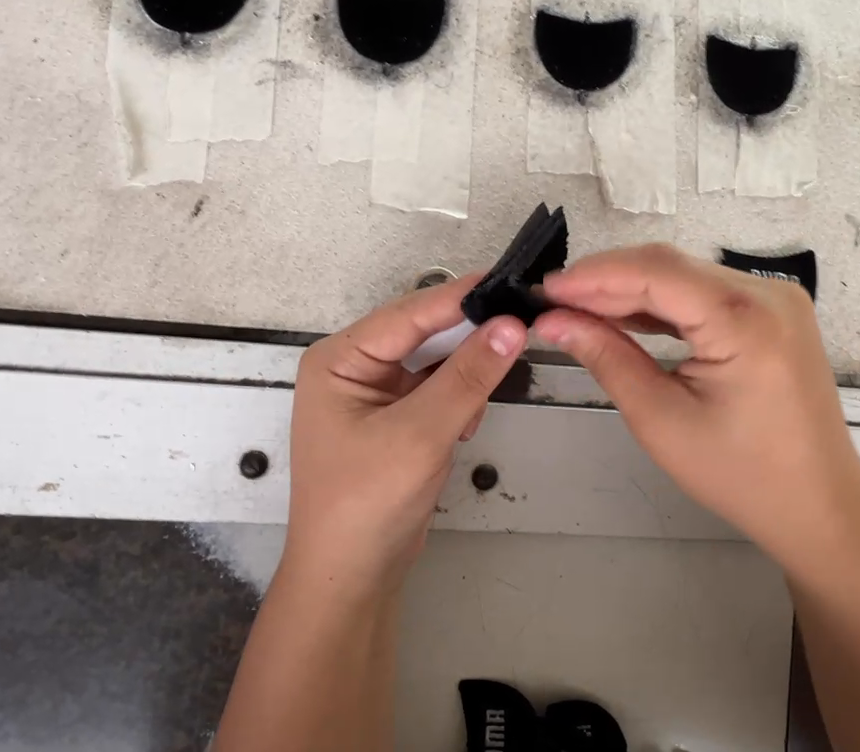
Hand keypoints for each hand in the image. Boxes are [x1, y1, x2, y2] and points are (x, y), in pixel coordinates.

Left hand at [284, 275, 526, 596]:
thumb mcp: (421, 433)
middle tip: (520, 322)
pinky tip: (465, 424)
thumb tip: (512, 325)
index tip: (510, 278)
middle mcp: (353, 367)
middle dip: (466, 336)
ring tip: (488, 388)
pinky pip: (435, 390)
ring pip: (433, 361)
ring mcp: (373, 395)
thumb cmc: (369, 502)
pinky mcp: (394, 420)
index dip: (460, 296)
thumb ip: (468, 376)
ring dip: (463, 375)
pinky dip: (457, 400)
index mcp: (339, 359)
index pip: (409, 314)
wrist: (351, 580)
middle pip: (421, 333)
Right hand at [533, 245, 859, 565]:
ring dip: (629, 289)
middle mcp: (767, 293)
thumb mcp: (661, 419)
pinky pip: (704, 292)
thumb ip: (606, 358)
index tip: (544, 289)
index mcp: (746, 320)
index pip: (656, 272)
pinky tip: (621, 314)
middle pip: (669, 266)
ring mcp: (775, 297)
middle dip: (606, 280)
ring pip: (684, 275)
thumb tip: (554, 321)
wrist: (817, 504)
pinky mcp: (772, 310)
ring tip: (575, 307)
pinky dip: (661, 302)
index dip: (594, 275)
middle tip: (552, 300)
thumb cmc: (741, 475)